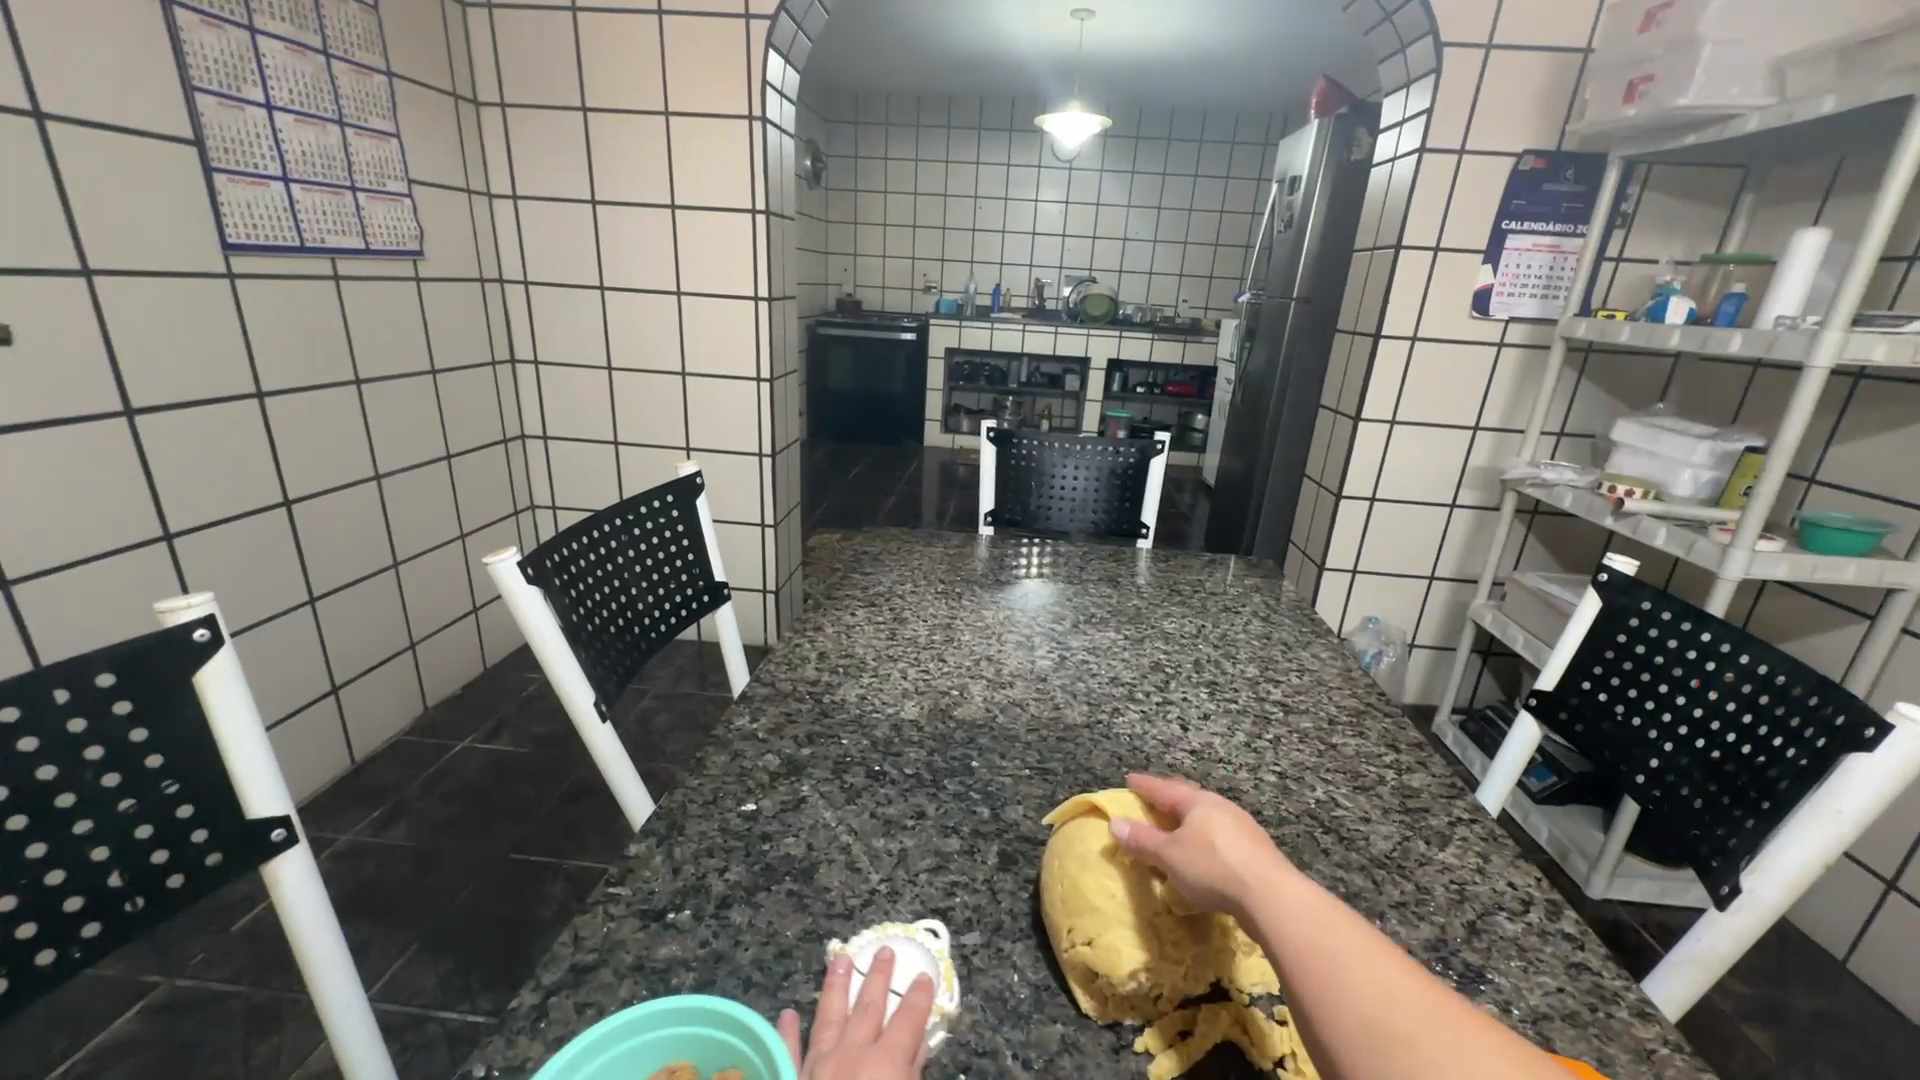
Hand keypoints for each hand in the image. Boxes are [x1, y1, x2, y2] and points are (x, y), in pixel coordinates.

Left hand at [778, 947, 933, 1079]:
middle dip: (877, 978)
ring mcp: (817, 1065)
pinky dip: (787, 1032)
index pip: (908, 1021)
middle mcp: (852, 1055)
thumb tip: (919, 1047)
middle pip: (868, 1008)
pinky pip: (787, 1053)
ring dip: (835, 987)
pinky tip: (786, 1013)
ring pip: (828, 1017)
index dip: (918, 997)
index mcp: (885, 1063)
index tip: (923, 974)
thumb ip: (913, 1075)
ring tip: (838, 958)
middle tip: (883, 949)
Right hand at [1107, 773, 1295, 915]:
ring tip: (1176, 828)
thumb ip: (1142, 841)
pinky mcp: (1255, 850)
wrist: (1272, 897)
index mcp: (1198, 802)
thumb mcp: (1169, 856)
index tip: (1130, 780)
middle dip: (1169, 799)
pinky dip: (1204, 839)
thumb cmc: (1213, 868)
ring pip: (1207, 817)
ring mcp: (1241, 827)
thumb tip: (1115, 824)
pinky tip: (1203, 854)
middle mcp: (1220, 807)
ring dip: (1188, 821)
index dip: (1145, 785)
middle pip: (1188, 798)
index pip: (1164, 788)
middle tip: (1152, 799)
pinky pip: (1220, 836)